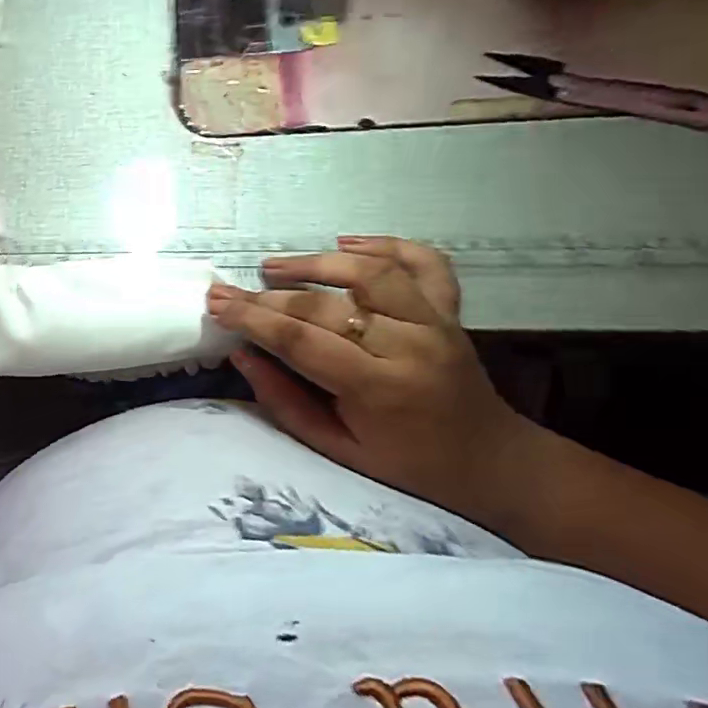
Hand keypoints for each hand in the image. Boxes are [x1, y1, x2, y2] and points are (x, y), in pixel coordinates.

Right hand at [206, 237, 537, 519]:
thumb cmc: (408, 463)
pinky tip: (347, 243)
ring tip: (274, 267)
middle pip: (325, 306)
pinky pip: (423, 262)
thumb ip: (286, 402)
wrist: (491, 461)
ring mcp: (436, 321)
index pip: (302, 341)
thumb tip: (242, 355)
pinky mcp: (450, 310)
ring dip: (316, 263)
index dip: (253, 319)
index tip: (216, 304)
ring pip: (370, 273)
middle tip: (227, 291)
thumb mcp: (339, 449)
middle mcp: (411, 345)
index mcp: (381, 388)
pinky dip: (386, 244)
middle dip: (267, 297)